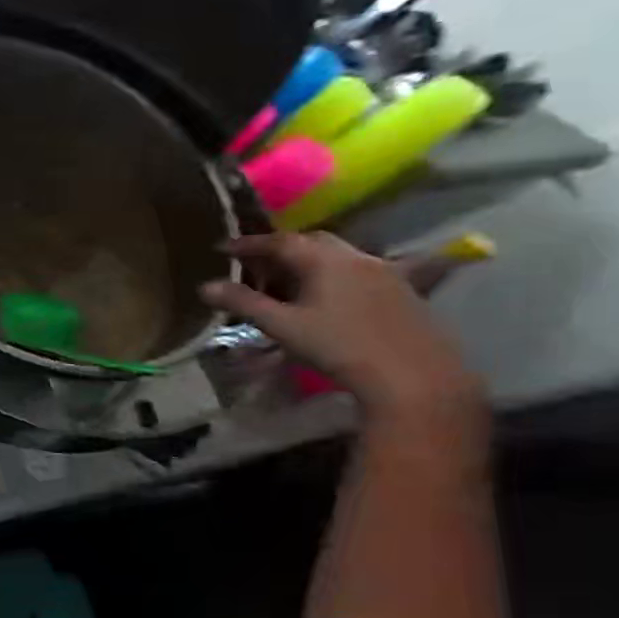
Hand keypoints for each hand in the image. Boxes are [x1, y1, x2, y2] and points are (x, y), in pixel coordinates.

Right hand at [201, 232, 479, 413]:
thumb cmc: (339, 346)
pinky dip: (335, 276)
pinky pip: (360, 272)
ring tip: (290, 282)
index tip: (223, 248)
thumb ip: (244, 303)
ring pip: (339, 256)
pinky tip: (330, 297)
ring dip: (310, 262)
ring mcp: (385, 272)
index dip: (249, 244)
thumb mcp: (282, 326)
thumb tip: (205, 286)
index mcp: (324, 259)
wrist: (413, 376)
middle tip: (257, 264)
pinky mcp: (404, 292)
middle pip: (313, 242)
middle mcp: (357, 257)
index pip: (280, 241)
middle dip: (282, 249)